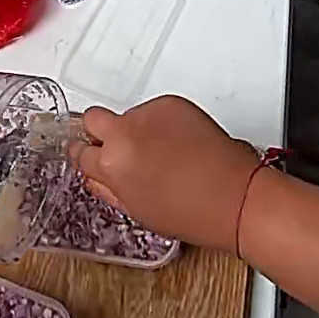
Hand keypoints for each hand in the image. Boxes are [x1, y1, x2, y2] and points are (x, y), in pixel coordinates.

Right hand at [73, 96, 260, 253]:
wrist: (239, 199)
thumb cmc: (195, 213)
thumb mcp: (138, 212)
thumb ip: (107, 189)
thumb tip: (95, 176)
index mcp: (110, 164)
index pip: (79, 150)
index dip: (86, 155)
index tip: (92, 155)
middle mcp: (124, 134)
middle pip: (92, 118)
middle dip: (99, 131)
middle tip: (118, 145)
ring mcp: (147, 115)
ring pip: (127, 115)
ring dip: (137, 129)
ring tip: (163, 151)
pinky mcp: (170, 104)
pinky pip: (155, 109)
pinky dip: (162, 122)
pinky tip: (179, 143)